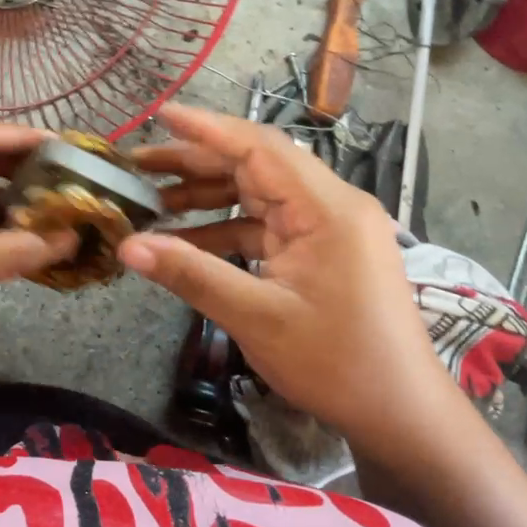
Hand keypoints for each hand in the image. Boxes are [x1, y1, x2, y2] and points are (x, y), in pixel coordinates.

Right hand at [118, 105, 446, 434]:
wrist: (399, 412)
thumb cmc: (335, 361)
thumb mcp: (255, 316)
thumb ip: (190, 274)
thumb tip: (127, 247)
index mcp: (327, 209)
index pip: (259, 148)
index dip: (206, 128)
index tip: (159, 114)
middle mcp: (330, 208)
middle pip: (254, 167)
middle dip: (194, 163)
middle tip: (137, 166)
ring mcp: (328, 231)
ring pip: (256, 197)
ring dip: (205, 198)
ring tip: (149, 202)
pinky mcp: (320, 255)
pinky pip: (263, 228)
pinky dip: (222, 231)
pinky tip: (182, 244)